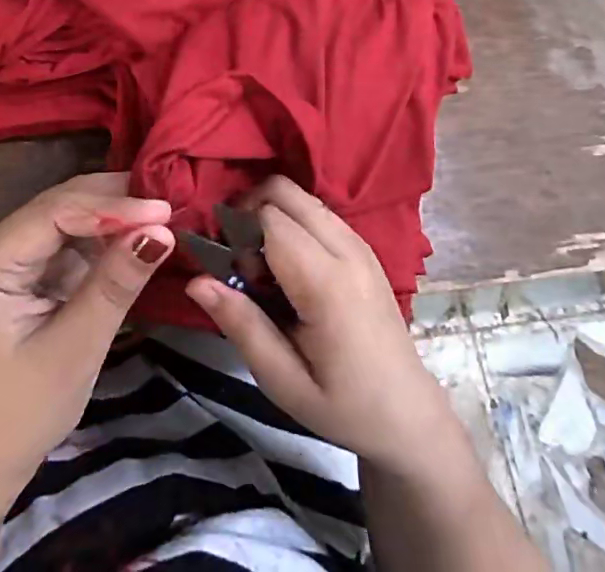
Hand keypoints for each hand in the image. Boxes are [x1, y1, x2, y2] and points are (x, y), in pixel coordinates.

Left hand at [0, 172, 175, 481]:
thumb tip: (162, 231)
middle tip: (172, 202)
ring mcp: (17, 258)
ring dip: (117, 214)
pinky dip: (111, 236)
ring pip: (72, 216)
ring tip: (165, 212)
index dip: (110, 206)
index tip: (164, 210)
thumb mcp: (76, 347)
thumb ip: (115, 284)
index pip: (54, 213)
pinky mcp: (37, 272)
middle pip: (61, 205)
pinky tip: (142, 233)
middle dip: (116, 201)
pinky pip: (77, 240)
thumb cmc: (24, 409)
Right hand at [185, 176, 453, 470]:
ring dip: (272, 214)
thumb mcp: (282, 380)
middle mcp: (348, 250)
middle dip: (250, 210)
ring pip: (302, 197)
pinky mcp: (365, 248)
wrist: (407, 413)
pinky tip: (289, 266)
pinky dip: (293, 221)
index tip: (231, 271)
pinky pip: (319, 212)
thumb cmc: (342, 405)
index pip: (269, 218)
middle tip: (240, 259)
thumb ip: (241, 325)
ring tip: (265, 266)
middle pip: (286, 191)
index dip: (238, 233)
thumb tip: (196, 281)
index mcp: (327, 283)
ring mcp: (361, 244)